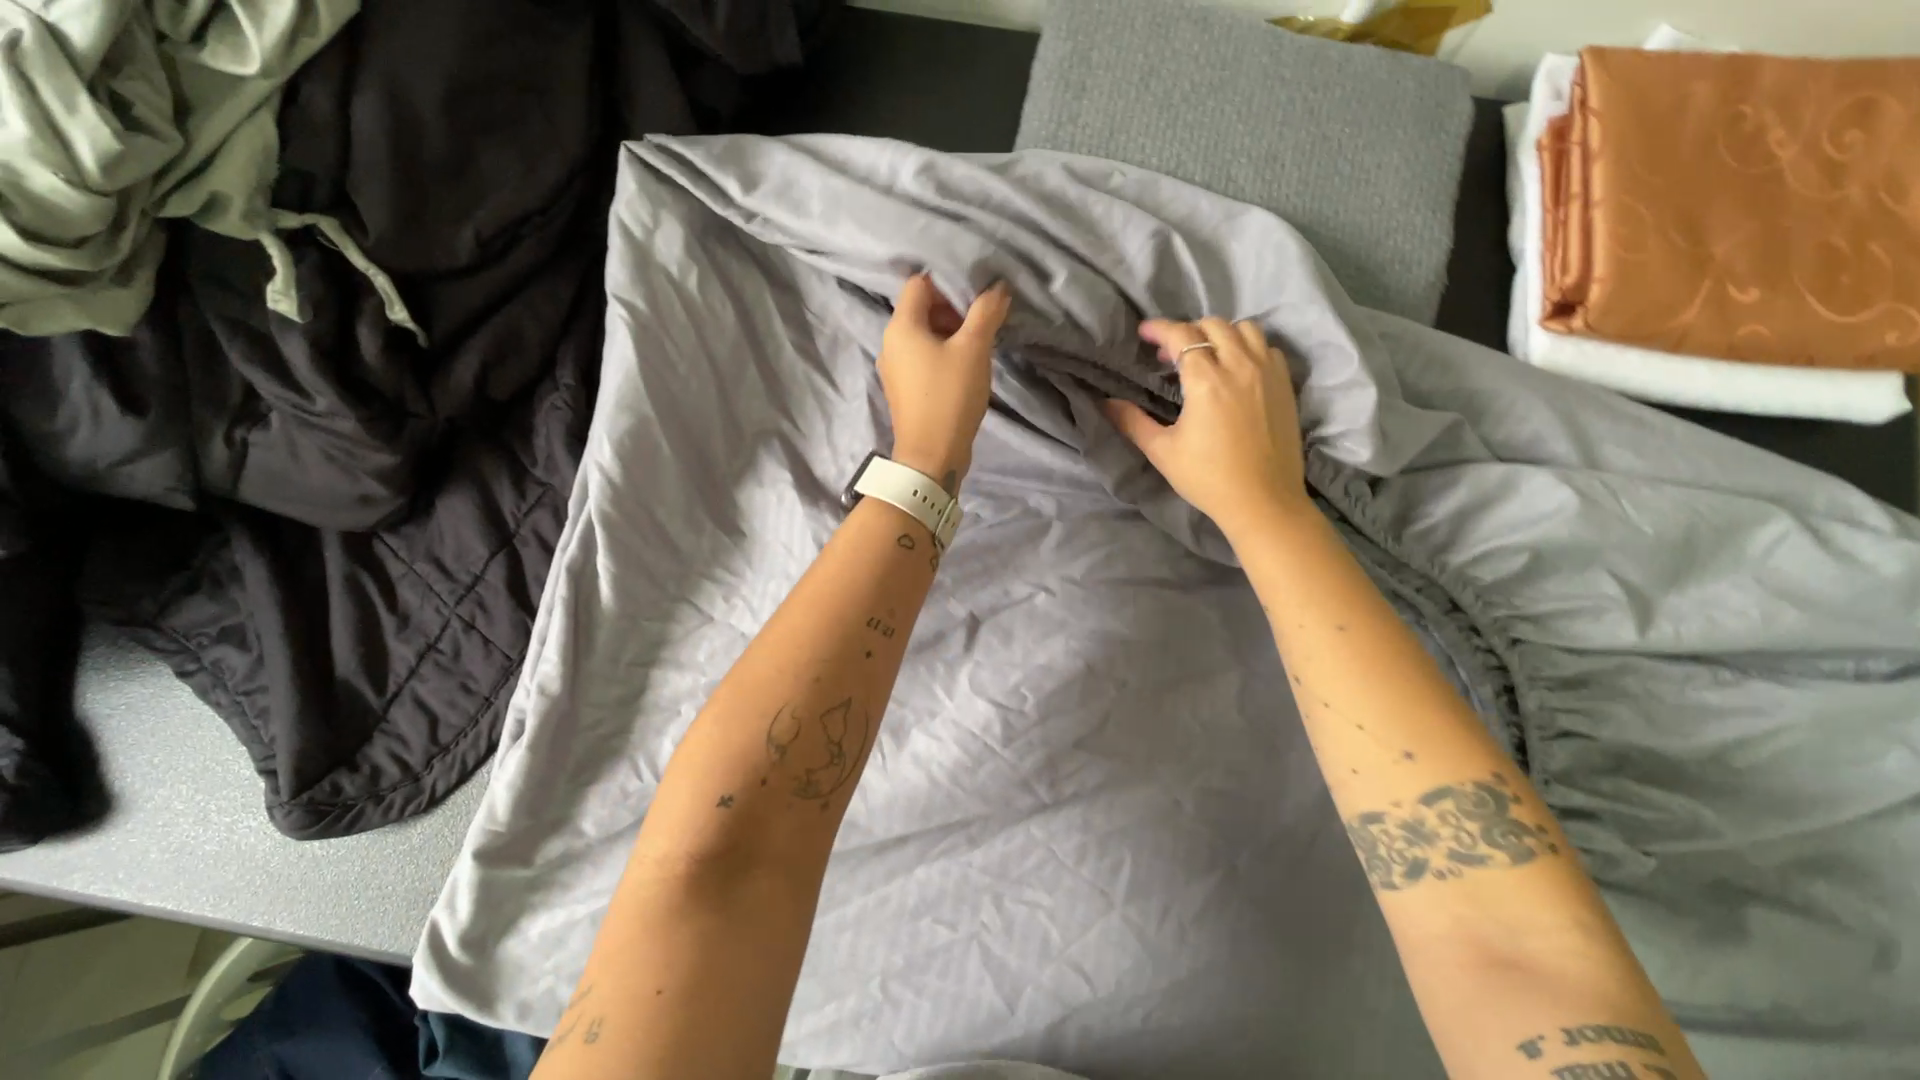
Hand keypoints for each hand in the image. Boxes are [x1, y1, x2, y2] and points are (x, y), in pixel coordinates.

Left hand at [878, 274, 1011, 489]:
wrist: (931, 455)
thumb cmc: (950, 396)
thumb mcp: (974, 349)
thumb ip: (986, 313)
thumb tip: (997, 287)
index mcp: (900, 326)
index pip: (919, 284)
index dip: (948, 284)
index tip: (975, 299)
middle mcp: (890, 343)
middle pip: (920, 309)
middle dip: (952, 310)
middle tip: (981, 325)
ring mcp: (894, 369)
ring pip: (923, 336)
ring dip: (950, 335)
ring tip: (977, 348)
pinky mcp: (903, 390)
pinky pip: (922, 359)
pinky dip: (942, 356)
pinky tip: (964, 370)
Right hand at [1102, 317, 1309, 537]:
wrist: (1264, 502)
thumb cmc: (1209, 479)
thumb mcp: (1163, 452)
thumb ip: (1132, 422)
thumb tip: (1105, 404)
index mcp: (1206, 380)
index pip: (1181, 335)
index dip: (1159, 329)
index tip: (1144, 334)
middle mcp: (1239, 366)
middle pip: (1213, 325)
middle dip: (1188, 331)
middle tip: (1171, 355)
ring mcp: (1267, 373)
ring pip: (1245, 329)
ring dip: (1221, 334)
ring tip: (1207, 355)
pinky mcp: (1285, 385)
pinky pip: (1267, 348)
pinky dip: (1249, 347)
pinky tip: (1237, 369)